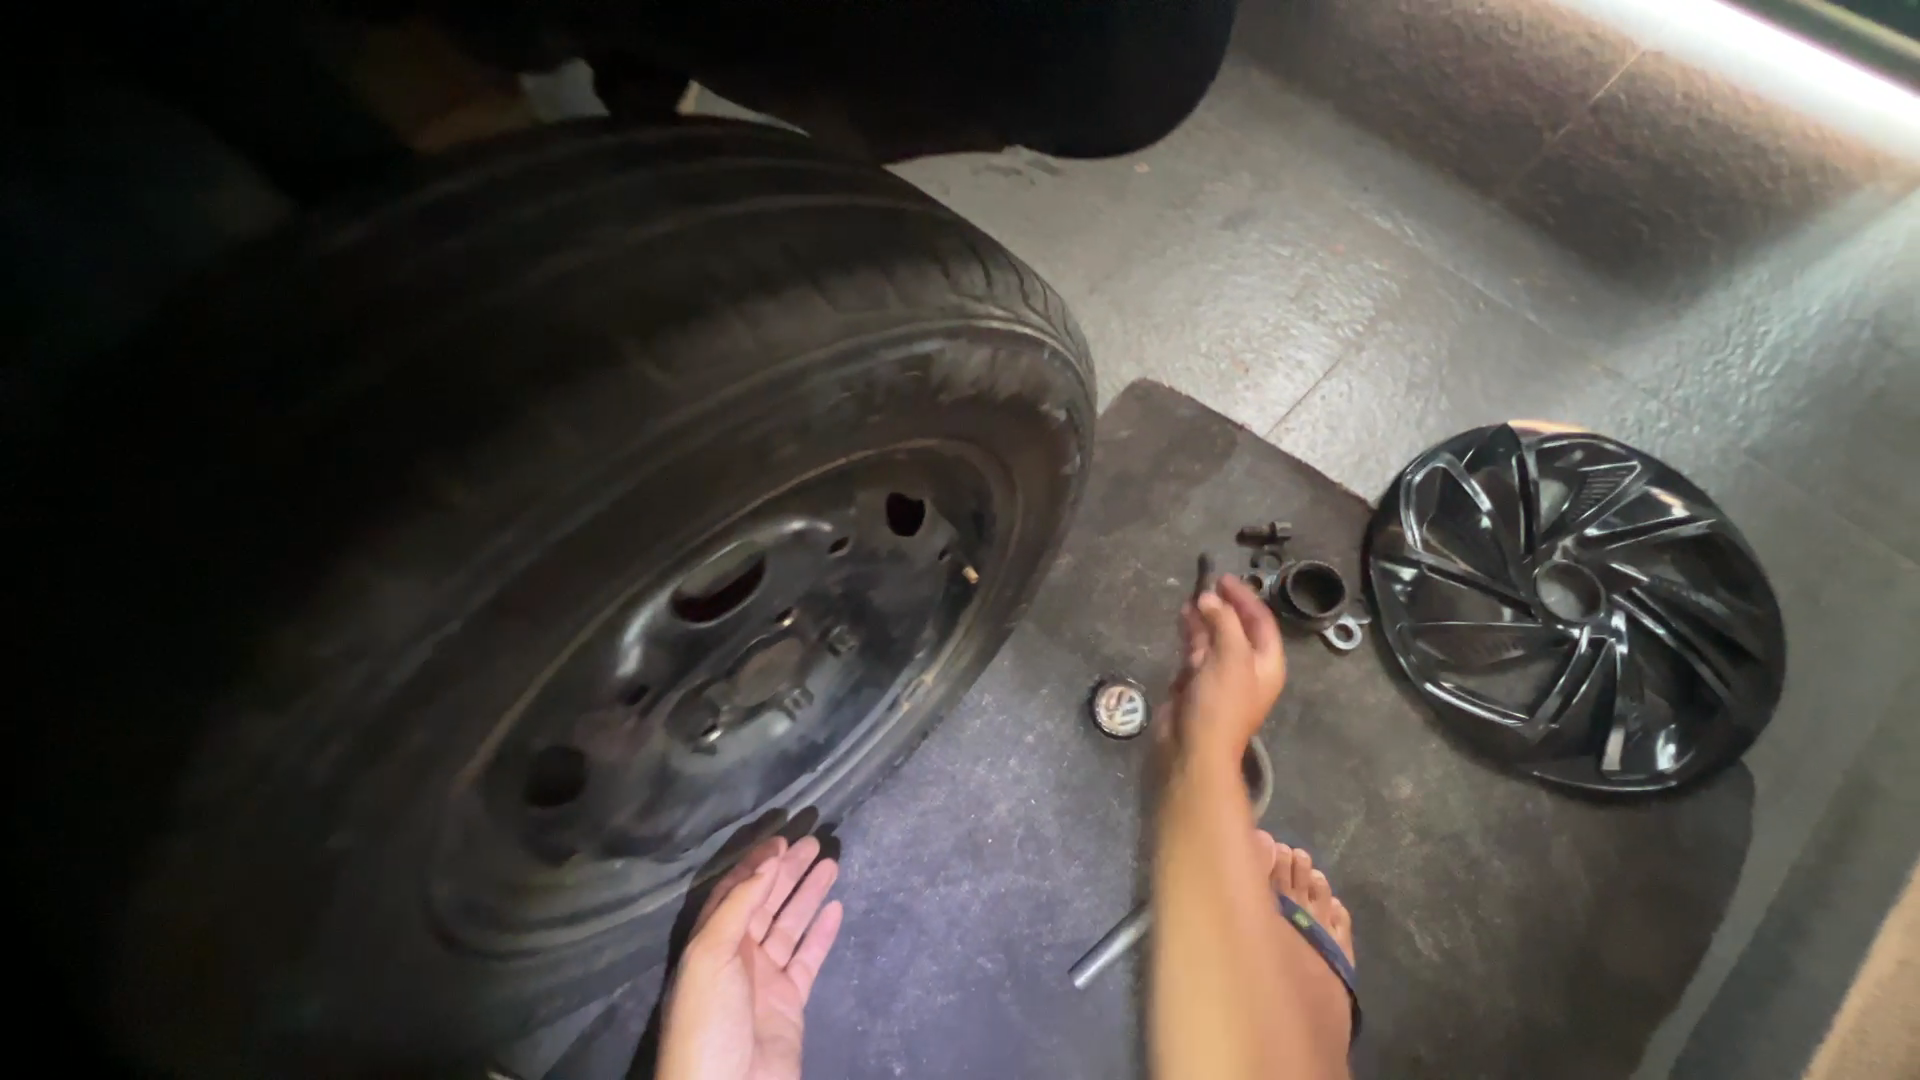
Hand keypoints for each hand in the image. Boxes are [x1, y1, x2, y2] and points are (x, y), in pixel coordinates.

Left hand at [656, 835, 843, 1079]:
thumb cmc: (708, 1021)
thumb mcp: (710, 956)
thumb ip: (739, 905)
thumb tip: (768, 862)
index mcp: (711, 942)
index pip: (736, 891)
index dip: (758, 865)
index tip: (783, 839)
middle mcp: (737, 956)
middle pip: (766, 902)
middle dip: (788, 871)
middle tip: (815, 842)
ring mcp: (765, 979)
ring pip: (790, 924)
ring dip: (809, 894)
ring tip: (832, 864)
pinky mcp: (789, 1001)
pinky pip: (808, 957)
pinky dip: (822, 933)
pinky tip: (837, 908)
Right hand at [1168, 573, 1285, 764]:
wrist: (1193, 747)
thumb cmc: (1221, 702)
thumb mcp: (1231, 656)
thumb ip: (1223, 621)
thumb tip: (1208, 598)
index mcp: (1266, 664)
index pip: (1261, 622)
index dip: (1245, 598)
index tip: (1224, 579)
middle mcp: (1245, 667)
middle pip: (1238, 628)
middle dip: (1223, 605)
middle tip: (1205, 584)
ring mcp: (1219, 675)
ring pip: (1214, 637)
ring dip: (1204, 616)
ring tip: (1190, 596)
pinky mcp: (1195, 682)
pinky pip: (1195, 650)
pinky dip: (1190, 632)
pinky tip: (1182, 618)